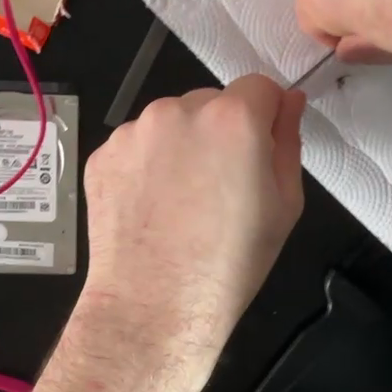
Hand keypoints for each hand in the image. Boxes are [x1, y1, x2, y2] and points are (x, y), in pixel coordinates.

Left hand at [81, 75, 305, 354]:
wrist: (155, 304)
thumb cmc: (229, 263)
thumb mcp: (284, 204)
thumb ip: (288, 141)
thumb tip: (289, 103)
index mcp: (233, 118)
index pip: (259, 87)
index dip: (265, 115)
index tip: (260, 149)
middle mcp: (178, 111)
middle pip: (210, 102)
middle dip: (219, 131)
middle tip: (218, 186)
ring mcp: (133, 132)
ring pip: (169, 123)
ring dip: (179, 146)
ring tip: (180, 201)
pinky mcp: (102, 155)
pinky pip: (135, 147)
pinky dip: (144, 166)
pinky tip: (150, 207)